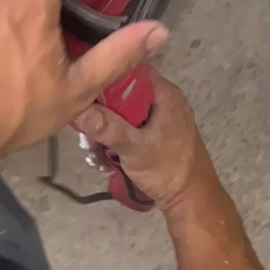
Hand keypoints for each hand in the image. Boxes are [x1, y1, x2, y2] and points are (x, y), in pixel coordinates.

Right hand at [74, 74, 224, 214]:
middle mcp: (160, 100)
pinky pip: (125, 127)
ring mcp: (156, 117)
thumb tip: (78, 108)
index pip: (128, 69)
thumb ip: (108, 127)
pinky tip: (103, 157)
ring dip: (103, 131)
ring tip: (93, 150)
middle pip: (119, 92)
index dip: (103, 77)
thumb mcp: (136, 148)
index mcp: (163, 94)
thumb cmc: (169, 171)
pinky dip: (112, 140)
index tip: (82, 93)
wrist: (191, 201)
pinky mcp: (151, 133)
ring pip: (119, 112)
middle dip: (99, 113)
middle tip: (85, 134)